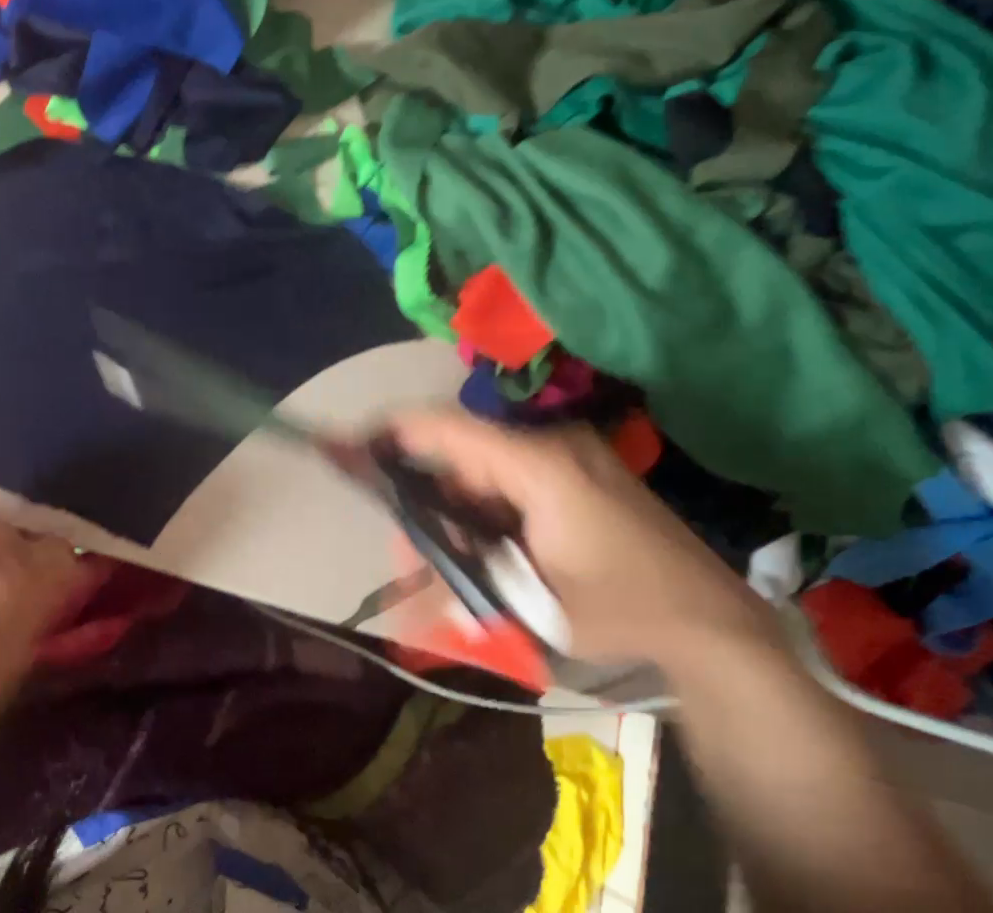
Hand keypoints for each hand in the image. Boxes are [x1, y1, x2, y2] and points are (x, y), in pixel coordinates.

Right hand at [383, 409, 779, 665]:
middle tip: (410, 551)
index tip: (339, 446)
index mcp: (538, 466)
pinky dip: (484, 509)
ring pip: (482, 469)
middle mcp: (552, 447)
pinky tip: (491, 551)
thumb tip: (395, 581)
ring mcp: (572, 458)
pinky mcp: (581, 475)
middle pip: (457, 453)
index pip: (441, 428)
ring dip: (455, 509)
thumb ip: (451, 582)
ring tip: (454, 563)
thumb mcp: (526, 605)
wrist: (718, 629)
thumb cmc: (621, 612)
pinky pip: (509, 478)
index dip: (384, 433)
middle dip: (422, 496)